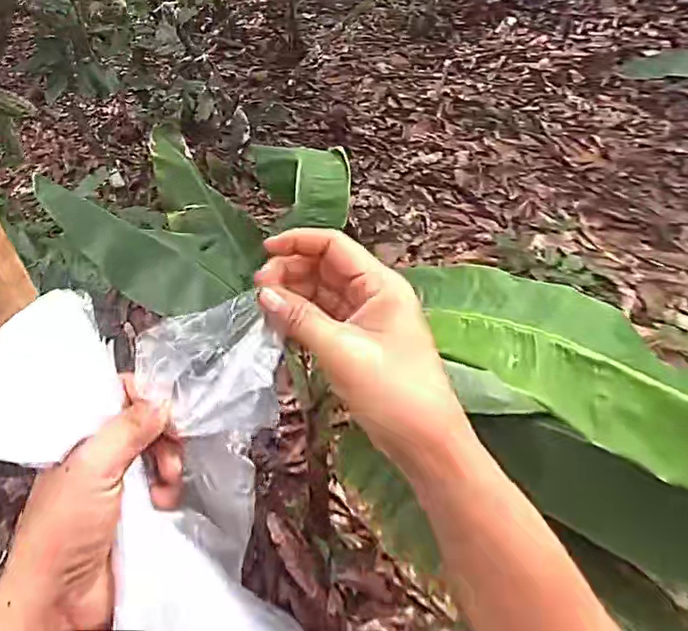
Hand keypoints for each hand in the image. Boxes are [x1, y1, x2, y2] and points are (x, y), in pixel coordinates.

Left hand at [0, 379, 182, 630]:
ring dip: (166, 463)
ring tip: (165, 481)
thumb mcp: (92, 465)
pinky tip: (163, 502)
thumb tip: (157, 402)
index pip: (112, 395)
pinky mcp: (132, 513)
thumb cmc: (60, 526)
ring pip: (152, 455)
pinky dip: (168, 490)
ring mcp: (114, 484)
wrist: (61, 596)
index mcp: (77, 432)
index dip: (140, 396)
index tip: (163, 406)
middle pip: (138, 424)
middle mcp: (95, 453)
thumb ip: (125, 429)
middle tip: (169, 446)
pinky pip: (158, 489)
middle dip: (160, 432)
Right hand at [255, 228, 470, 466]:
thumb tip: (262, 293)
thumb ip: (299, 317)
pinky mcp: (353, 337)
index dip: (297, 241)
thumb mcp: (341, 351)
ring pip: (316, 288)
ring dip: (289, 292)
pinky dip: (296, 313)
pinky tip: (277, 321)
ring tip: (265, 305)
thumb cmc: (394, 393)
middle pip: (321, 264)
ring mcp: (363, 316)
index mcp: (380, 286)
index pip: (333, 245)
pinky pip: (318, 312)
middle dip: (288, 269)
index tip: (265, 251)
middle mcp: (372, 294)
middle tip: (260, 288)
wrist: (427, 447)